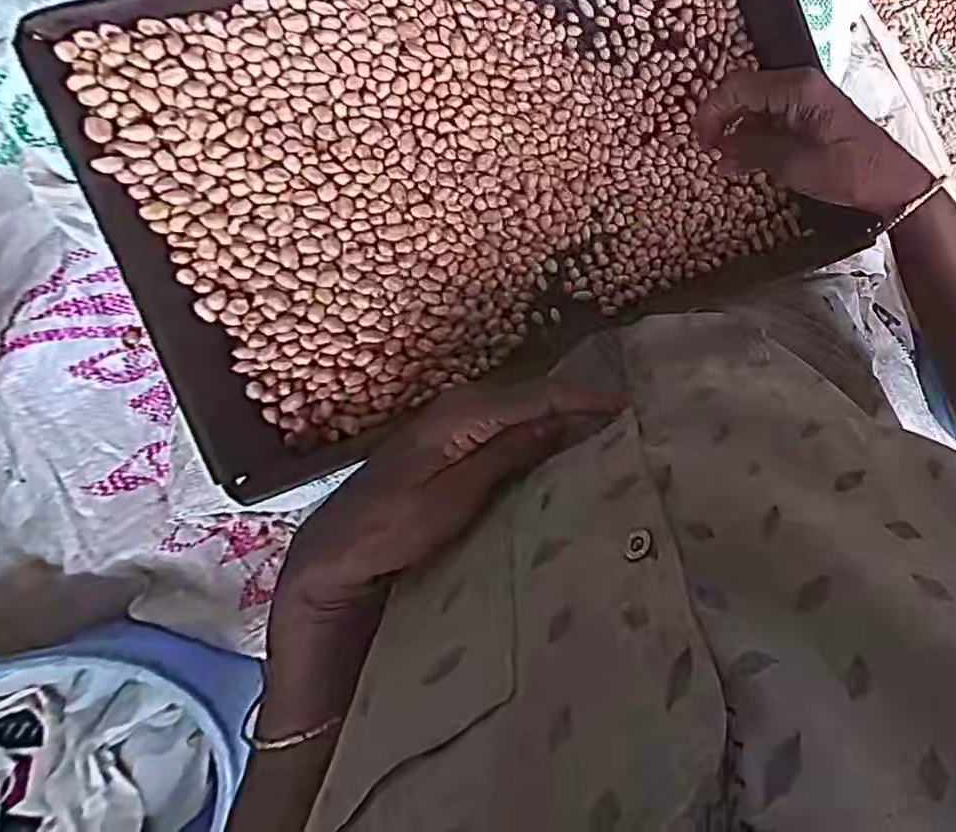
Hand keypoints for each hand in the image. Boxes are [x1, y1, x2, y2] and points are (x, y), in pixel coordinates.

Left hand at [274, 380, 623, 631]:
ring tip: (606, 425)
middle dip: (581, 401)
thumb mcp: (450, 500)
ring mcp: (459, 423)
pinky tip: (564, 440)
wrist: (328, 561)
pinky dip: (544, 429)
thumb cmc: (385, 534)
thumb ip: (505, 454)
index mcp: (461, 414)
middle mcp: (462, 407)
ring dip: (565, 414)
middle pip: (536, 395)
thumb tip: (561, 421)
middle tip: (626, 415)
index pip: (537, 396)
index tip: (627, 406)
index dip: (584, 398)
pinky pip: (514, 425)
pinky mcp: (459, 443)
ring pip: (527, 409)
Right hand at [694, 67, 934, 216]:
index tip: (701, 139)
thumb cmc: (853, 172)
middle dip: (723, 122)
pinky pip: (774, 123)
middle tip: (709, 151)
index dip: (712, 112)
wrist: (894, 185)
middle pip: (745, 95)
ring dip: (739, 135)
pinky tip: (745, 163)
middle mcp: (800, 87)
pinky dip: (757, 141)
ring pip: (757, 111)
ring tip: (725, 163)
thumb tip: (722, 148)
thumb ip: (756, 151)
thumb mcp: (798, 165)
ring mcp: (806, 103)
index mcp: (797, 88)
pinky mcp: (812, 120)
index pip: (738, 87)